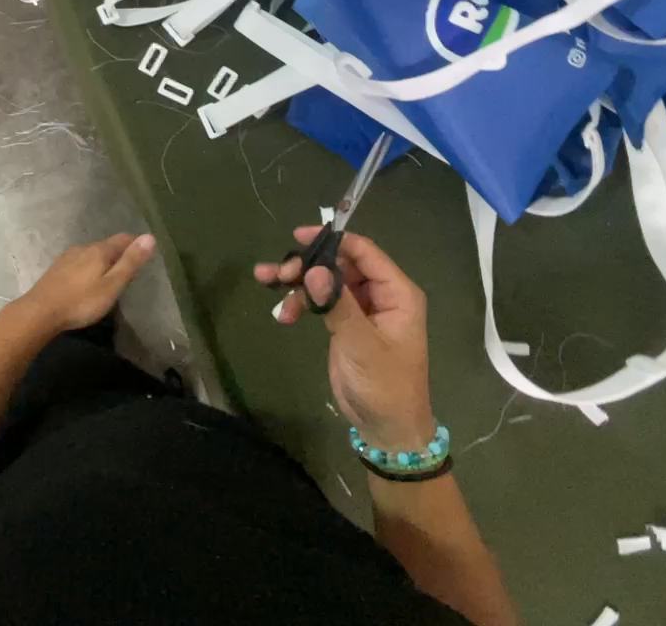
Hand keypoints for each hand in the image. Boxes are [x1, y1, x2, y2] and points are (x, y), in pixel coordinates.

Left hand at [16, 233, 156, 332]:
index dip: (135, 244)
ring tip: (110, 276)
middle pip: (106, 245)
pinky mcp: (57, 268)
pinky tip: (87, 280)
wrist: (40, 311)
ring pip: (91, 253)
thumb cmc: (81, 301)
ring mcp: (67, 257)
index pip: (123, 239)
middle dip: (119, 253)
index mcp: (99, 250)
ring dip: (103, 260)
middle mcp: (83, 248)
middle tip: (130, 268)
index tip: (144, 254)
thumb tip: (149, 237)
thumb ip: (130, 262)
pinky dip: (89, 267)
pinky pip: (79, 262)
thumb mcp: (112, 285)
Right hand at [255, 227, 434, 452]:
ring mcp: (361, 309)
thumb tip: (313, 271)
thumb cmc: (385, 386)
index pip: (365, 253)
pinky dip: (300, 302)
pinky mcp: (345, 323)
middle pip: (340, 264)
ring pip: (326, 281)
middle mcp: (380, 295)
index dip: (333, 241)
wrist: (386, 429)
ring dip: (297, 282)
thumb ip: (338, 305)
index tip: (298, 237)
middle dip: (308, 265)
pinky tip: (283, 314)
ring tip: (267, 283)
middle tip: (280, 273)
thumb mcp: (362, 345)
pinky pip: (320, 300)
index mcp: (397, 294)